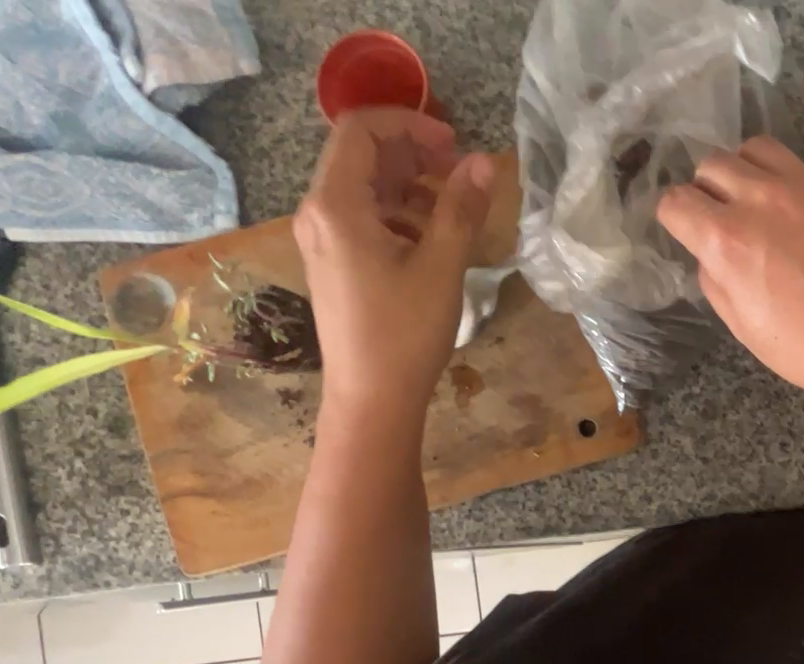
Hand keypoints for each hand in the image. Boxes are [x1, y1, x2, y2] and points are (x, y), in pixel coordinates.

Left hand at [295, 109, 496, 417]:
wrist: (372, 398)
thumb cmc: (406, 333)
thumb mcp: (442, 268)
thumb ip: (462, 209)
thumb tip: (485, 163)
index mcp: (336, 204)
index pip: (361, 130)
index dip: (411, 125)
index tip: (456, 146)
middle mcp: (318, 213)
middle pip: (362, 156)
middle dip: (415, 155)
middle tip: (463, 176)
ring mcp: (323, 240)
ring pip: (365, 189)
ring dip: (411, 187)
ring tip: (456, 213)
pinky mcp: (335, 264)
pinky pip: (364, 219)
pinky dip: (400, 216)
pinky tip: (433, 242)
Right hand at [655, 72, 803, 415]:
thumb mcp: (744, 328)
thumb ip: (716, 281)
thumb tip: (710, 253)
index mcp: (726, 240)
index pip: (676, 203)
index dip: (675, 218)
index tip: (684, 230)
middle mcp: (761, 198)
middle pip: (713, 166)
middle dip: (707, 190)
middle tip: (722, 219)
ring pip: (759, 147)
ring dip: (746, 165)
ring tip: (754, 189)